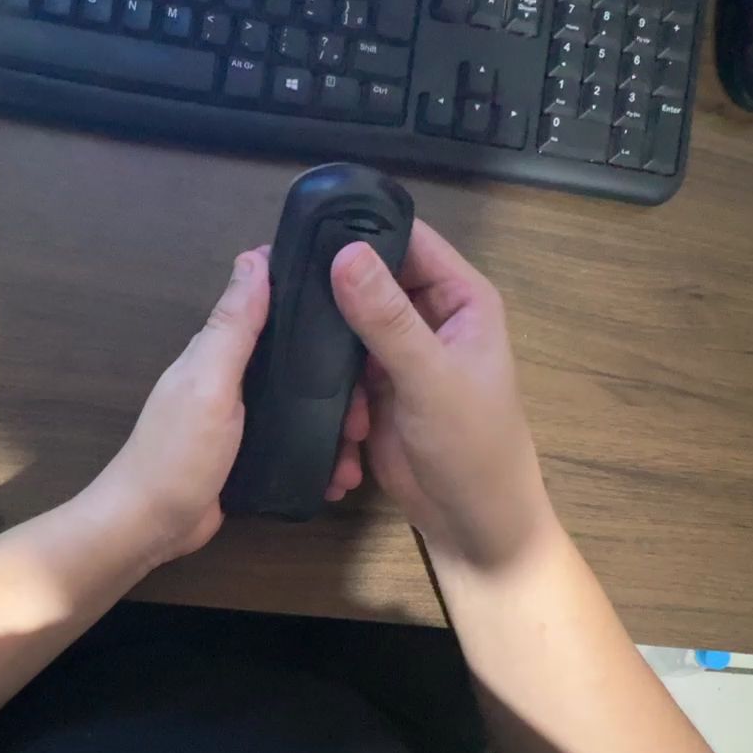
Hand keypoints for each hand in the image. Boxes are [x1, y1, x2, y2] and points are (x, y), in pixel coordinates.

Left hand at [84, 247, 369, 564]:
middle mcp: (230, 378)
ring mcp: (240, 418)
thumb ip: (233, 328)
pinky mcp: (249, 453)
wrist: (152, 525)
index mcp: (217, 352)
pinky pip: (292, 438)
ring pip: (297, 400)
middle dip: (335, 368)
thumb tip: (253, 258)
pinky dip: (318, 445)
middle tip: (376, 389)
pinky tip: (343, 461)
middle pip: (292, 357)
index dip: (309, 294)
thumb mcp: (208, 383)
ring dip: (331, 413)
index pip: (267, 305)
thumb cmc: (178, 453)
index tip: (359, 296)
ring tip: (365, 435)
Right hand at [330, 220, 556, 572]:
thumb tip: (344, 254)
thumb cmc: (471, 445)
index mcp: (459, 299)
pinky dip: (332, 392)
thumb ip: (387, 319)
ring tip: (313, 375)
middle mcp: (427, 319)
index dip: (363, 232)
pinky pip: (340, 373)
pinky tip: (336, 417)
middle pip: (369, 284)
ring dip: (330, 354)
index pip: (409, 242)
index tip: (305, 233)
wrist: (468, 520)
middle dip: (332, 297)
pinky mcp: (375, 392)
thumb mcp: (430, 378)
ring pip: (348, 331)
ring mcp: (398, 357)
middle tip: (281, 298)